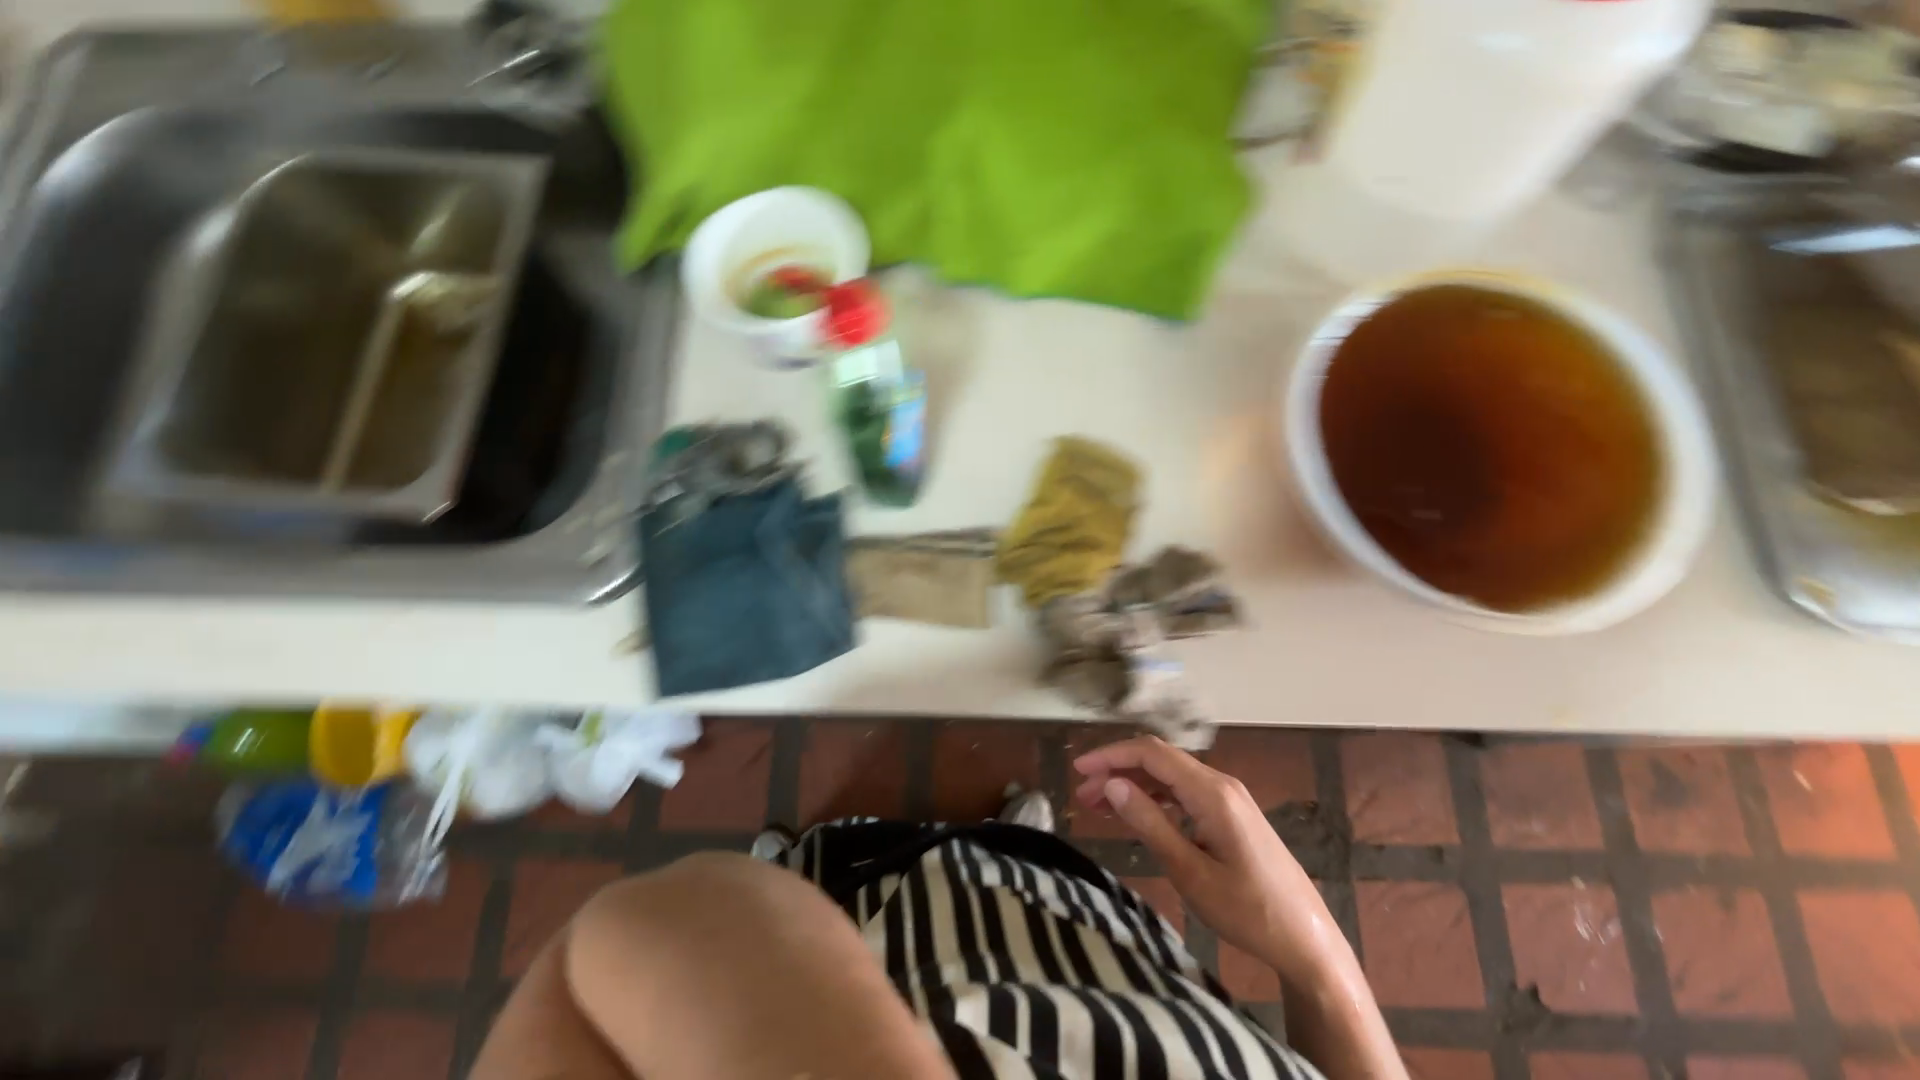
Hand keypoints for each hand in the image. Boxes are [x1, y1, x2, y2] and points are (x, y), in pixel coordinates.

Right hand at [1073, 736, 1353, 984]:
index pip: (1152, 753)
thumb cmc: (1247, 910)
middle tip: (1082, 797)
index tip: (1077, 770)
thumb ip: (1149, 823)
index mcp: (1212, 793)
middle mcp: (1222, 785)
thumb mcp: (1189, 871)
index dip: (1110, 755)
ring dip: (1134, 785)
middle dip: (1117, 770)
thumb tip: (1110, 784)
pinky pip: (1185, 793)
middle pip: (1160, 760)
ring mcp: (1230, 799)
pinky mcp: (1232, 815)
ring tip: (1099, 807)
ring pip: (1171, 776)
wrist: (1305, 939)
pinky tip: (1136, 815)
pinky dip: (1155, 798)